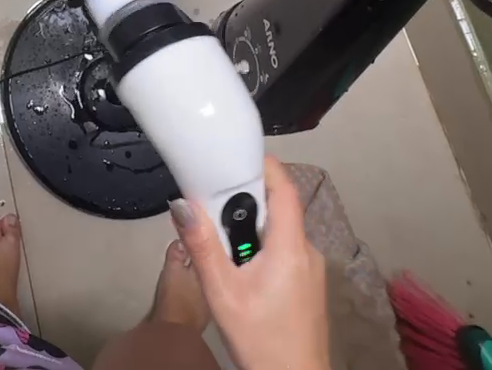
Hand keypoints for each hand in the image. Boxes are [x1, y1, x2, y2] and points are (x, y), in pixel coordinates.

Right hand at [171, 157, 329, 369]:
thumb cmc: (260, 340)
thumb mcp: (221, 292)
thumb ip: (202, 244)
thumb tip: (180, 202)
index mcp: (291, 247)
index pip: (284, 188)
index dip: (262, 164)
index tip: (231, 152)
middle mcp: (308, 252)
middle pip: (277, 206)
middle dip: (243, 198)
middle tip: (208, 200)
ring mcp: (311, 270)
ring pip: (278, 230)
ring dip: (247, 225)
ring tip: (216, 236)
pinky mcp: (307, 286)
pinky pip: (282, 249)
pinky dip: (258, 245)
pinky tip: (236, 265)